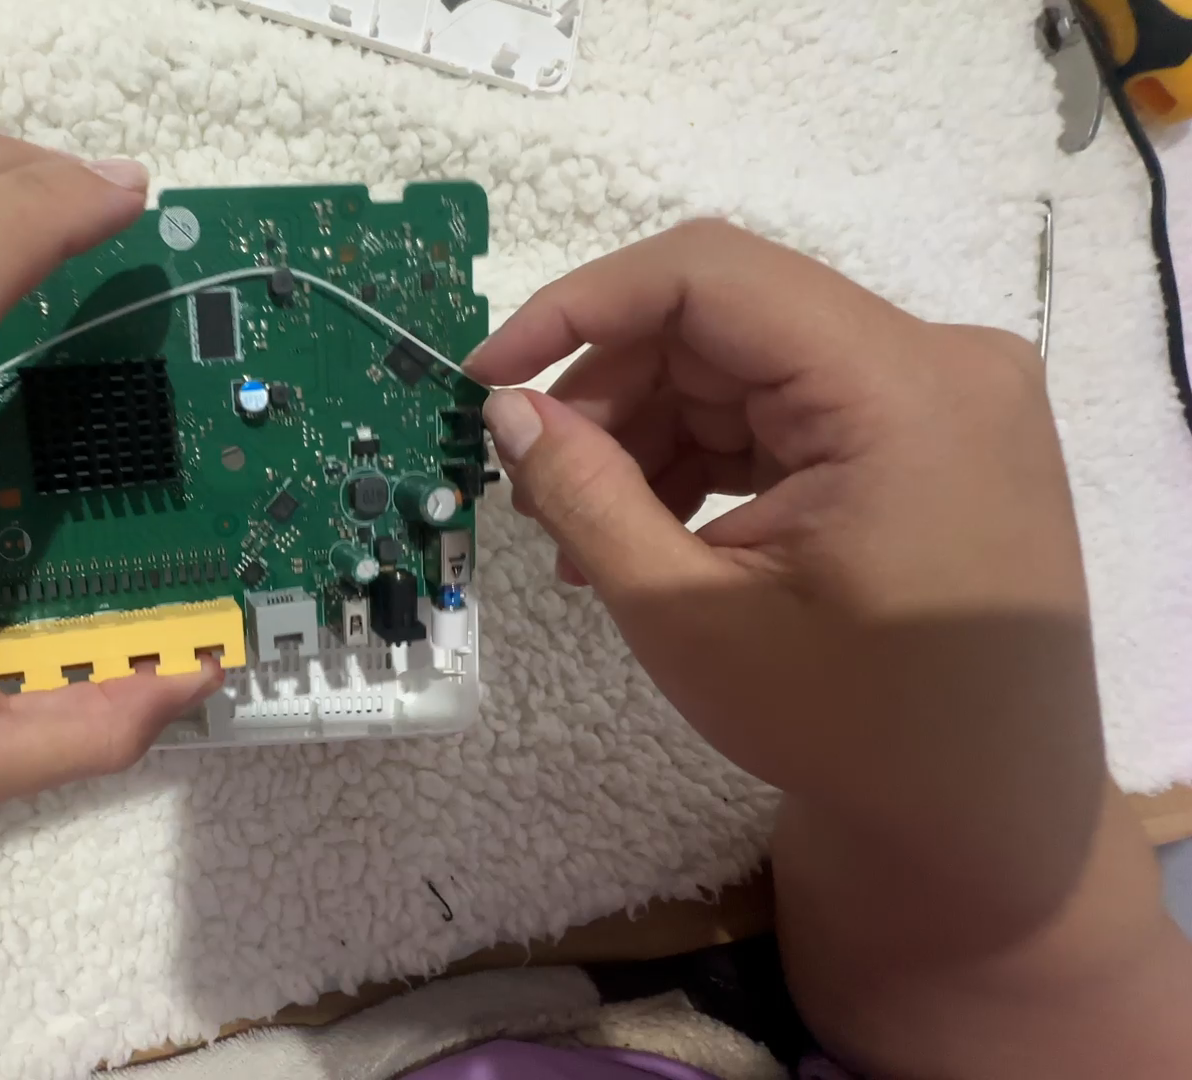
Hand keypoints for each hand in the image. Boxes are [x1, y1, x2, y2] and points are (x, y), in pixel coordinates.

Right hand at [469, 219, 1095, 825]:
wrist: (970, 814)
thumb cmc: (837, 721)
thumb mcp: (678, 607)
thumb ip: (580, 491)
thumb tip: (502, 407)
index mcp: (894, 388)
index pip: (704, 277)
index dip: (573, 308)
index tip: (485, 375)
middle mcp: (922, 364)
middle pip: (707, 330)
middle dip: (597, 402)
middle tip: (532, 490)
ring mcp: (915, 401)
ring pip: (718, 375)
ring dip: (628, 443)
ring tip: (577, 536)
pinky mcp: (895, 441)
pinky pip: (752, 418)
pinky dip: (677, 465)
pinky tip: (637, 535)